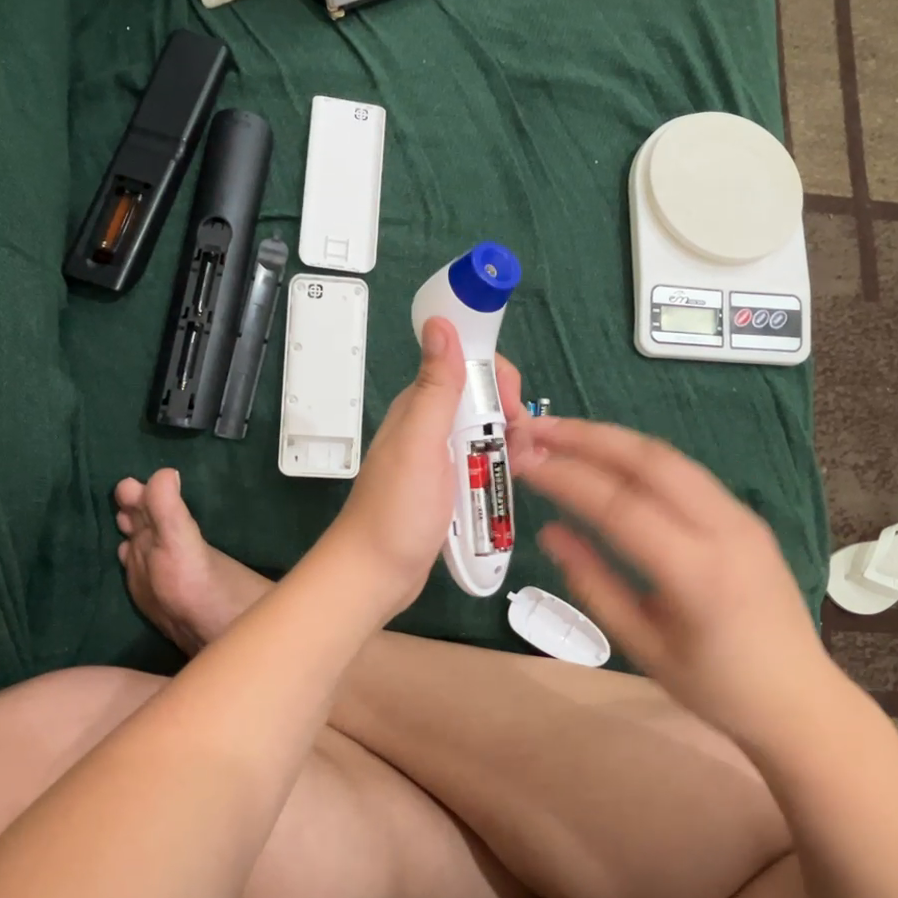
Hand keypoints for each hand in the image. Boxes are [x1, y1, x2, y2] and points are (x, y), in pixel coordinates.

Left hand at [321, 319, 520, 616]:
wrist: (376, 574)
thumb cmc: (397, 510)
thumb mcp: (420, 443)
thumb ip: (435, 387)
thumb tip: (440, 323)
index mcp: (419, 407)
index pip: (465, 366)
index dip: (495, 376)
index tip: (512, 406)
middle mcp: (428, 426)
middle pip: (482, 400)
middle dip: (509, 414)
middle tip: (520, 445)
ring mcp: (438, 459)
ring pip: (486, 433)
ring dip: (509, 443)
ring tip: (521, 468)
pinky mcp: (448, 488)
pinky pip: (481, 464)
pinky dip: (499, 468)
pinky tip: (511, 483)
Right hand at [517, 418, 830, 733]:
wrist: (799, 700)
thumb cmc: (715, 687)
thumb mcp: (643, 646)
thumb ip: (593, 584)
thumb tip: (549, 532)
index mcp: (697, 574)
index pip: (620, 506)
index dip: (566, 479)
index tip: (524, 464)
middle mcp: (725, 530)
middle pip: (649, 461)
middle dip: (587, 438)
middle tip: (536, 429)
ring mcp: (741, 517)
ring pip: (669, 457)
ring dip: (612, 439)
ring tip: (562, 433)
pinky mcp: (745, 515)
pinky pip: (685, 472)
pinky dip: (638, 457)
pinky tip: (608, 458)